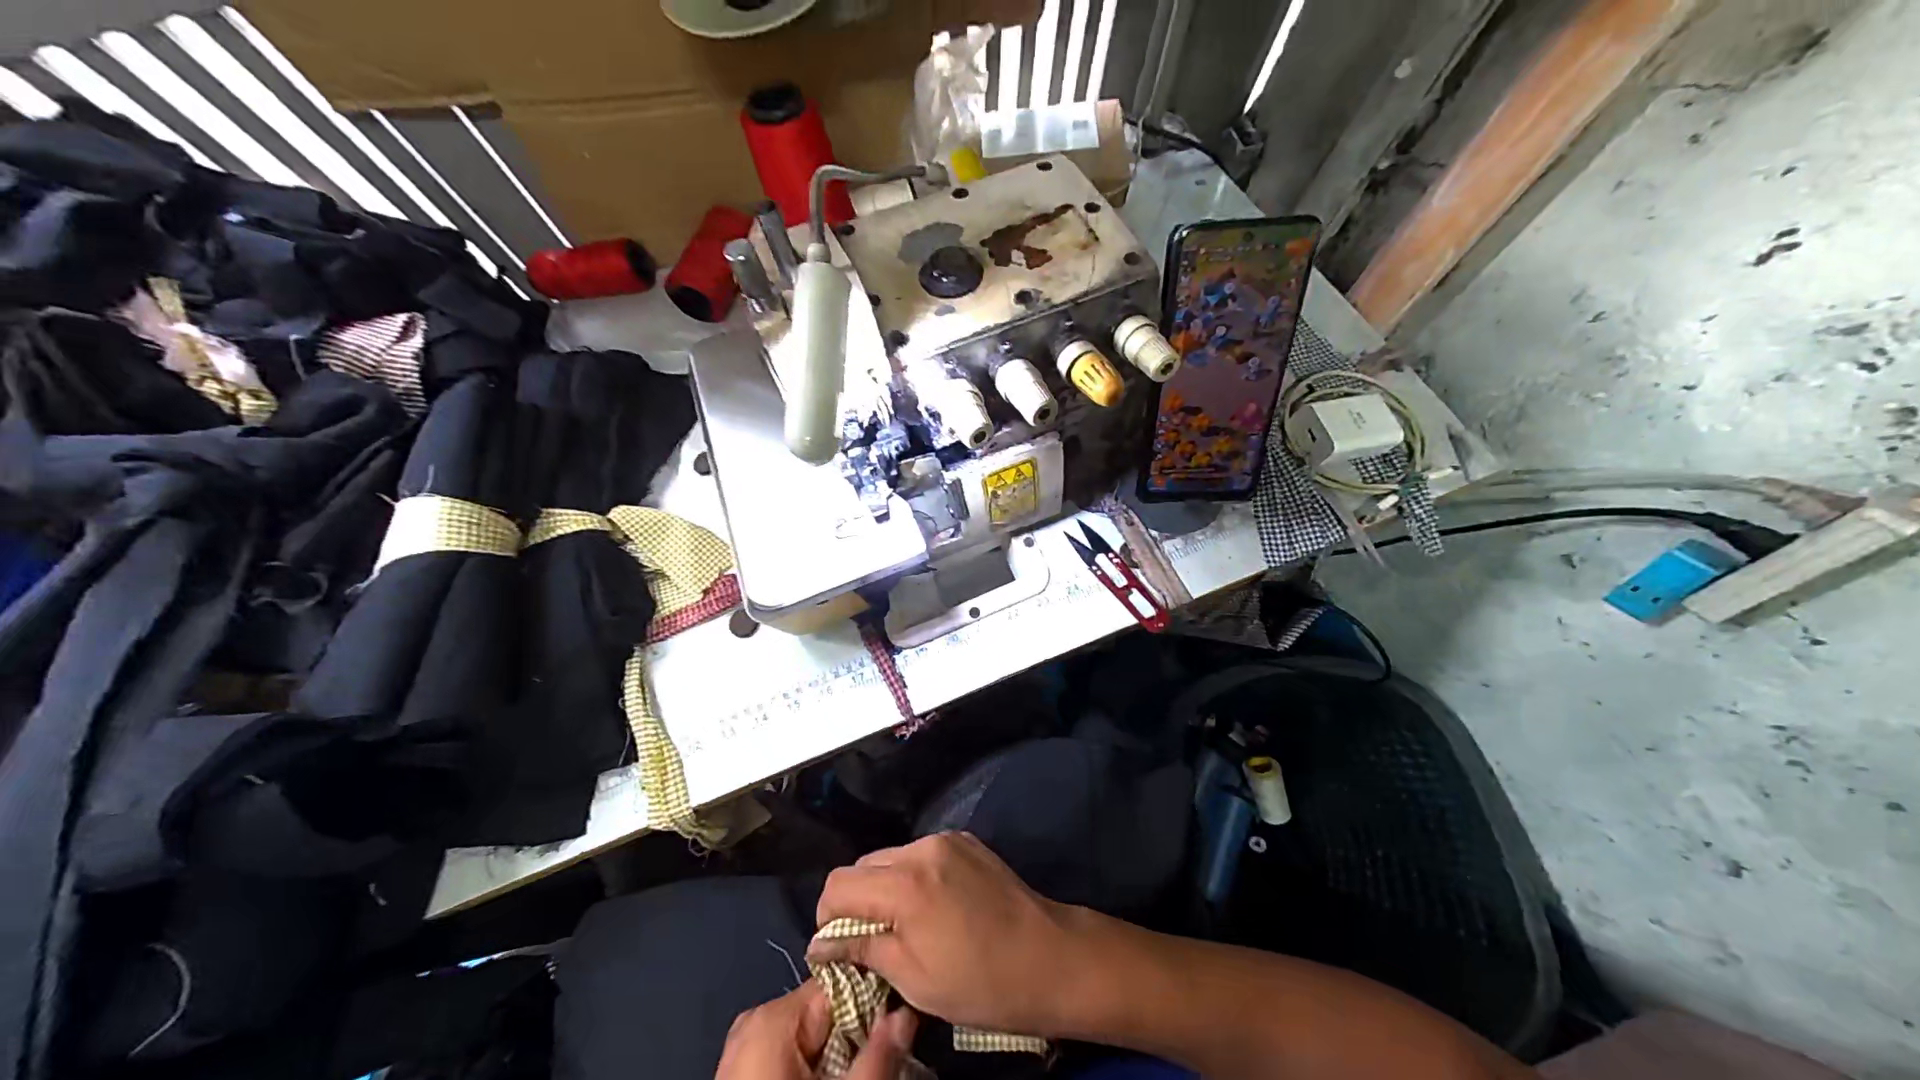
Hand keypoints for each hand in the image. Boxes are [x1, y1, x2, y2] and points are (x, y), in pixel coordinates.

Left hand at [715, 981, 918, 1079]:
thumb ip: (877, 1056)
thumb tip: (907, 1014)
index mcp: (774, 1017)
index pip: (841, 982)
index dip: (876, 997)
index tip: (903, 1016)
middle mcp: (757, 1019)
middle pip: (827, 1006)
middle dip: (860, 1029)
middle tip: (888, 1053)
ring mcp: (746, 1046)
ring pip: (812, 1031)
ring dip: (842, 1050)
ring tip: (865, 1070)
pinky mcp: (744, 1070)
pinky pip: (792, 1051)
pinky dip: (818, 1064)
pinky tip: (836, 1078)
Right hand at [806, 832, 1102, 1036]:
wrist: (1052, 958)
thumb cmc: (981, 982)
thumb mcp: (914, 978)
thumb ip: (863, 949)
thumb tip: (822, 942)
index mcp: (905, 883)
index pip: (838, 883)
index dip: (828, 918)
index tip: (839, 949)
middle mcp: (922, 848)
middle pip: (862, 866)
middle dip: (856, 902)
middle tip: (870, 943)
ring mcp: (947, 840)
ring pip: (890, 858)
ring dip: (884, 889)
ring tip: (905, 926)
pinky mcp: (966, 841)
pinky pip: (920, 854)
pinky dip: (913, 878)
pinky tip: (933, 908)